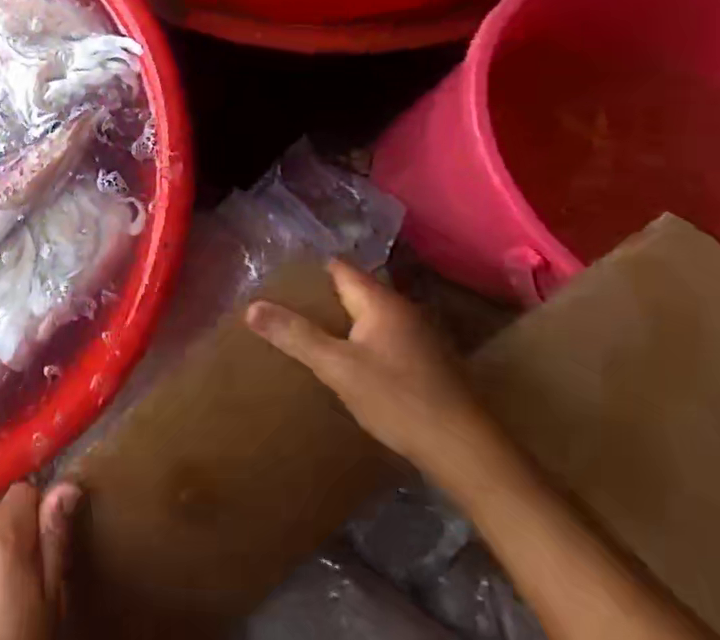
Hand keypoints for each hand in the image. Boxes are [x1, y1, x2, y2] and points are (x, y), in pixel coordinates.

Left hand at [0, 482, 80, 639]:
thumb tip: (66, 485)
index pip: (22, 490)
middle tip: (26, 579)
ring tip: (1, 597)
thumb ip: (55, 537)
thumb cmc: (24, 639)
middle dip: (14, 536)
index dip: (37, 512)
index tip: (44, 543)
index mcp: (3, 536)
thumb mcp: (51, 596)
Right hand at [245, 260, 498, 469]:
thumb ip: (295, 335)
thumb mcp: (337, 367)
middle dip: (320, 297)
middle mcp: (403, 310)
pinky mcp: (427, 364)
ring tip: (305, 332)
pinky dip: (360, 343)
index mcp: (381, 302)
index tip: (276, 275)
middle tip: (282, 304)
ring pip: (369, 318)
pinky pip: (383, 340)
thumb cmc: (399, 400)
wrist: (466, 452)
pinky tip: (344, 363)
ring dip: (341, 322)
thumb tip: (252, 307)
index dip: (308, 269)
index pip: (338, 268)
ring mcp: (419, 338)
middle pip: (354, 292)